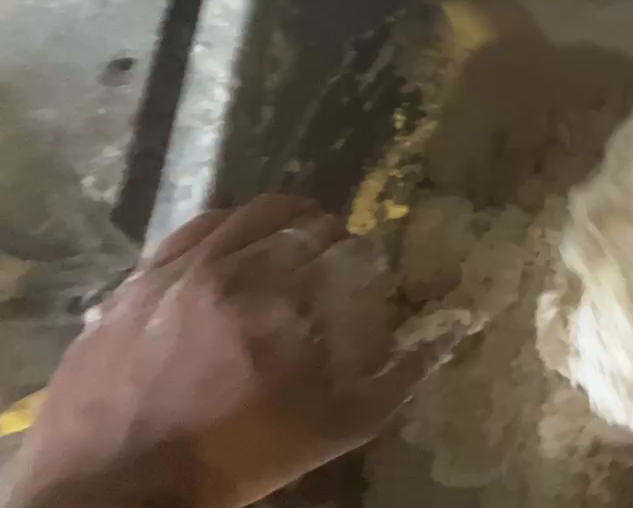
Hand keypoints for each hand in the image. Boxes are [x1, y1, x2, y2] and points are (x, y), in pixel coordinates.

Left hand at [13, 196, 422, 507]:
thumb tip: (452, 331)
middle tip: (327, 252)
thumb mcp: (339, 425)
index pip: (334, 238)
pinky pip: (179, 240)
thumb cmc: (239, 456)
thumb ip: (403, 374)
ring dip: (267, 225)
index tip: (363, 264)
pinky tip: (223, 262)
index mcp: (278, 296)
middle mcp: (223, 272)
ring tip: (278, 247)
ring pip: (232, 219)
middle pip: (286, 218)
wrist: (113, 501)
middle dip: (317, 229)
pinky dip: (213, 239)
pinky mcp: (124, 296)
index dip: (357, 247)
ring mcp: (166, 280)